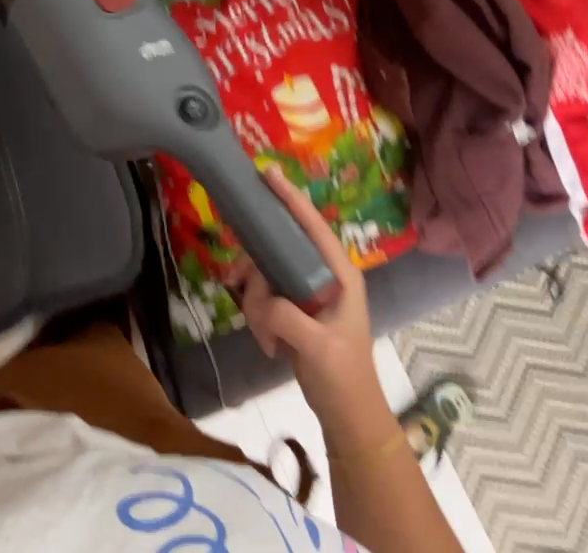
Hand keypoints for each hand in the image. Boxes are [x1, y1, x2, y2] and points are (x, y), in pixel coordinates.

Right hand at [231, 167, 378, 401]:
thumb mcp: (318, 348)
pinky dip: (257, 317)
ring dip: (256, 305)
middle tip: (241, 289)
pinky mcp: (293, 308)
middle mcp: (322, 274)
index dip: (290, 198)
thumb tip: (260, 298)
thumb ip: (288, 317)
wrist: (346, 414)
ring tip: (268, 339)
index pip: (312, 225)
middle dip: (255, 272)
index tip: (266, 173)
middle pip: (276, 249)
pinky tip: (269, 344)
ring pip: (263, 275)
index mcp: (340, 274)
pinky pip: (262, 296)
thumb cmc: (343, 377)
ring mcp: (306, 291)